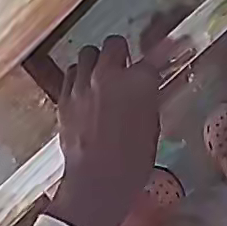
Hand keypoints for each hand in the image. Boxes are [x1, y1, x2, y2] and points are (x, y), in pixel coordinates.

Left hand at [48, 36, 159, 225]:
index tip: (163, 56)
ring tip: (100, 78)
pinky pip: (71, 74)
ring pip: (87, 54)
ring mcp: (82, 84)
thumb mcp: (151, 127)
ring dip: (96, 62)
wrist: (96, 181)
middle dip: (120, 54)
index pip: (154, 57)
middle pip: (114, 44)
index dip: (159, 57)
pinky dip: (79, 78)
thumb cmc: (132, 162)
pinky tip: (84, 91)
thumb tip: (147, 89)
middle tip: (124, 68)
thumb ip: (148, 100)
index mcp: (139, 82)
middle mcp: (109, 75)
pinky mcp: (64, 97)